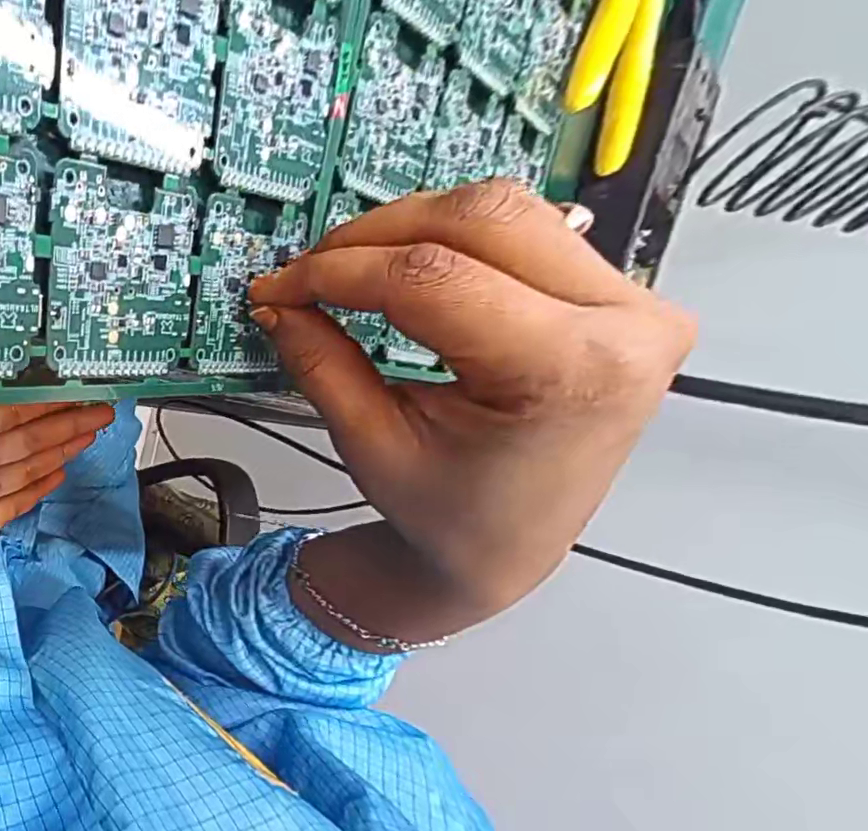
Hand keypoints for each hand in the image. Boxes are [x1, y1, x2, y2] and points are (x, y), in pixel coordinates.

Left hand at [0, 402, 114, 694]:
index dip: (33, 398)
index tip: (68, 383)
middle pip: (19, 435)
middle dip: (59, 421)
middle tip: (101, 407)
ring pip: (22, 466)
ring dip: (57, 449)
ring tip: (92, 432)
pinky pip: (12, 505)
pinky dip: (36, 489)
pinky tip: (61, 473)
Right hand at [247, 178, 696, 646]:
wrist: (503, 543)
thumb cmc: (441, 511)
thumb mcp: (368, 442)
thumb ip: (322, 364)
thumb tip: (277, 306)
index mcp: (564, 369)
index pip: (432, 278)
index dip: (337, 273)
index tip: (276, 286)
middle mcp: (622, 319)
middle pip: (481, 219)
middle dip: (371, 235)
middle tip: (303, 270)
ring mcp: (631, 300)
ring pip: (504, 210)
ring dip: (406, 228)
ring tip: (340, 268)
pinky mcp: (611, 295)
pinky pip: (519, 234)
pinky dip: (439, 241)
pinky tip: (391, 268)